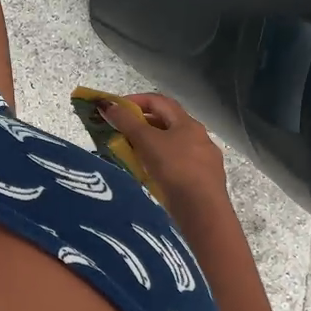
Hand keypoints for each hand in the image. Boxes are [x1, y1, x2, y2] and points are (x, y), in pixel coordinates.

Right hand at [98, 93, 228, 215]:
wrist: (202, 210)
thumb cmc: (173, 167)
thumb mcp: (144, 139)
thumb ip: (124, 120)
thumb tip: (106, 104)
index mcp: (188, 123)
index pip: (158, 101)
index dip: (134, 100)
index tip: (115, 110)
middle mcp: (200, 137)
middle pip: (166, 121)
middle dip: (140, 122)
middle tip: (121, 130)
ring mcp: (205, 159)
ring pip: (172, 142)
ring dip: (151, 142)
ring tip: (133, 151)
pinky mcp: (204, 178)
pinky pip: (178, 161)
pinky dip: (161, 159)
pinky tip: (151, 170)